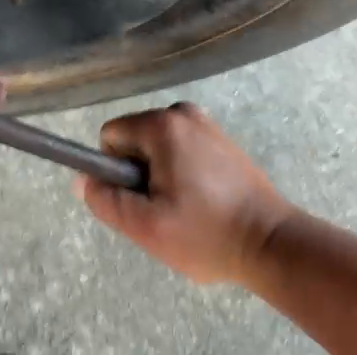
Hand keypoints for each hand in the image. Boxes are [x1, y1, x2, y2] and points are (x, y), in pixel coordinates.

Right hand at [74, 102, 296, 284]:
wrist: (275, 244)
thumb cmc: (208, 234)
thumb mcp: (147, 227)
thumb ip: (107, 201)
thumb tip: (81, 180)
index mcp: (161, 124)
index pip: (111, 136)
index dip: (117, 172)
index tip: (144, 201)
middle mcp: (181, 112)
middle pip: (135, 141)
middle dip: (142, 175)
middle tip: (168, 212)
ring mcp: (206, 123)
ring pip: (159, 148)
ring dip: (164, 177)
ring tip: (190, 211)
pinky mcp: (222, 139)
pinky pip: (182, 150)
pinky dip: (185, 174)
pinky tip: (206, 203)